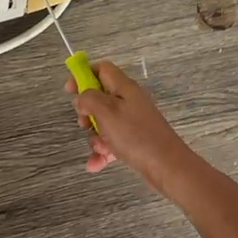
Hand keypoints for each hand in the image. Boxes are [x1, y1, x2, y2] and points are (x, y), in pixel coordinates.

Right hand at [65, 61, 202, 196]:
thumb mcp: (107, 112)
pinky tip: (95, 165)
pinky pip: (112, 142)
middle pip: (100, 97)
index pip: (102, 69)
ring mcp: (132, 122)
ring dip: (96, 136)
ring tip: (99, 147)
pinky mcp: (134, 141)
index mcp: (124, 88)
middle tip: (84, 123)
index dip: (84, 75)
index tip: (70, 90)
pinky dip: (103, 152)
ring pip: (104, 123)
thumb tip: (80, 98)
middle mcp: (129, 102)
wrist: (167, 167)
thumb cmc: (136, 135)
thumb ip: (89, 99)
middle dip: (87, 112)